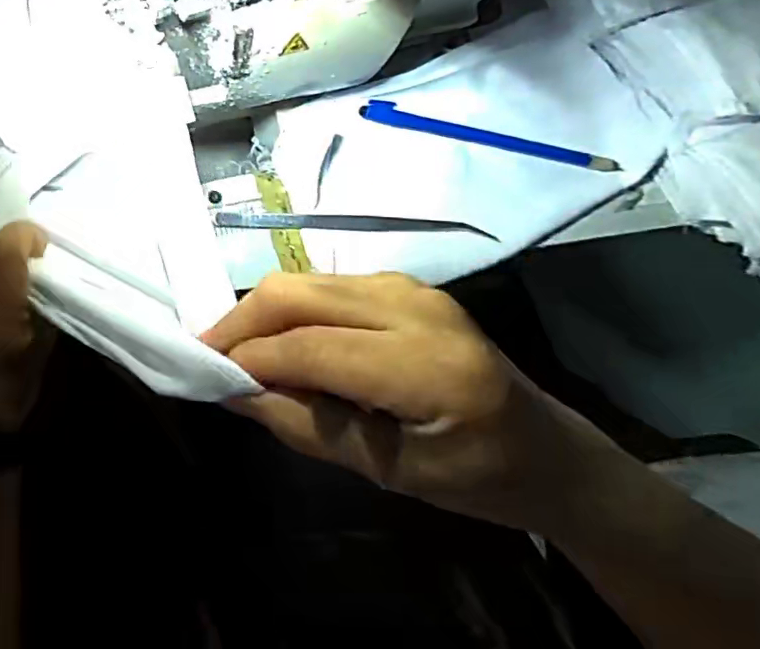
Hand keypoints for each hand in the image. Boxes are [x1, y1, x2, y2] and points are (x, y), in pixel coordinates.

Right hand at [201, 272, 634, 534]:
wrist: (551, 451)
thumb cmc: (479, 479)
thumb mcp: (389, 472)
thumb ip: (304, 426)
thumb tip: (233, 392)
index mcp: (427, 365)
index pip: (312, 347)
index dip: (251, 358)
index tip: (207, 373)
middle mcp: (414, 307)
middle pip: (297, 293)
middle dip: (242, 321)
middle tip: (209, 352)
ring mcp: (407, 286)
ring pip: (303, 281)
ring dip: (261, 312)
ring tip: (238, 349)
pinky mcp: (399, 282)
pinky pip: (323, 285)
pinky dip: (289, 308)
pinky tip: (280, 339)